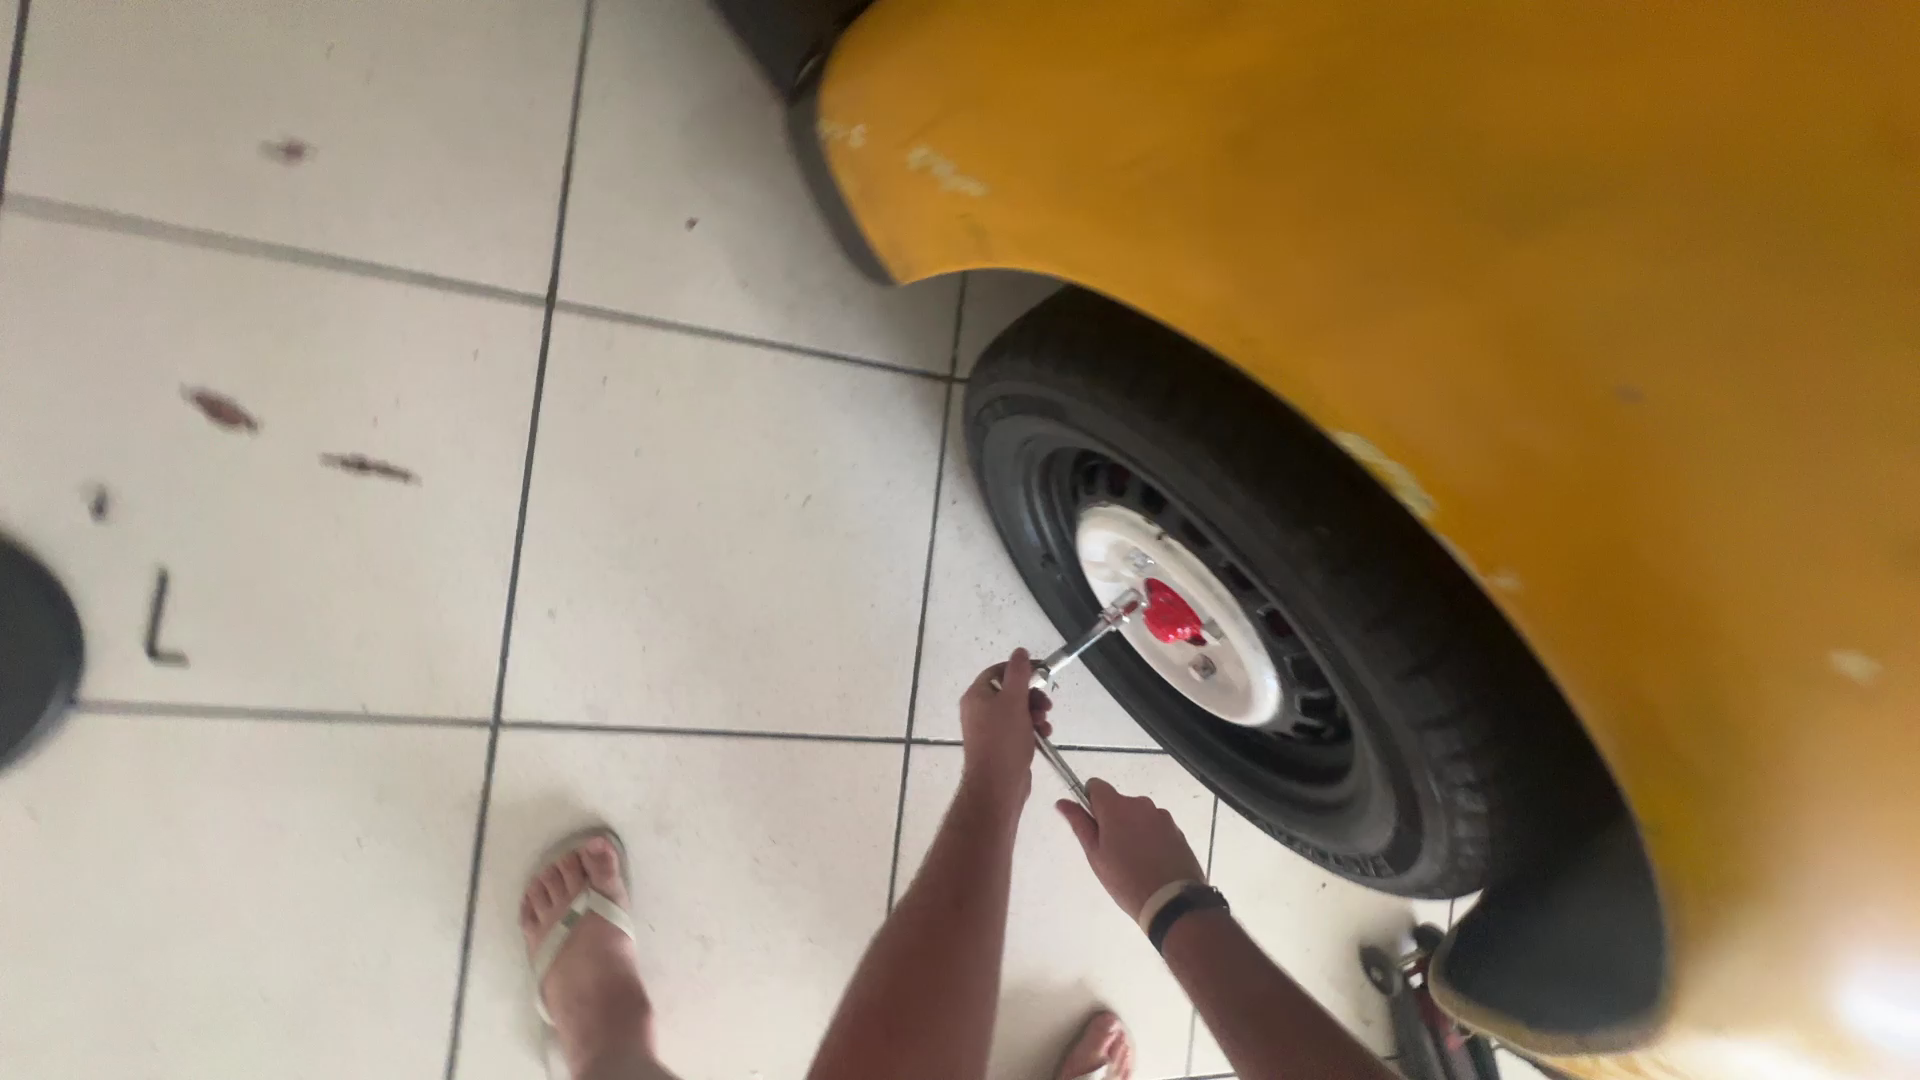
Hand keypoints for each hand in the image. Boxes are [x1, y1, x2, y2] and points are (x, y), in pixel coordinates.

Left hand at [958, 649, 1053, 811]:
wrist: (998, 785)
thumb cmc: (1003, 739)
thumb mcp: (1013, 700)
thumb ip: (1019, 674)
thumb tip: (1020, 651)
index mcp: (976, 695)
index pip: (998, 671)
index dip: (1020, 670)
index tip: (1041, 674)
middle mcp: (979, 710)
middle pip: (1009, 691)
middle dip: (1031, 696)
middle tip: (1046, 704)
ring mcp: (988, 729)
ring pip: (1017, 711)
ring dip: (1035, 713)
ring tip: (1044, 723)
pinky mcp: (999, 745)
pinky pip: (1017, 729)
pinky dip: (1031, 729)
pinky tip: (1043, 735)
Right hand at [1058, 778, 1206, 918]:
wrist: (1172, 902)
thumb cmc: (1125, 880)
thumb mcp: (1095, 855)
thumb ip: (1079, 823)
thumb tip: (1062, 803)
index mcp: (1116, 806)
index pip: (1095, 785)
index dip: (1090, 802)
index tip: (1093, 825)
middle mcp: (1140, 803)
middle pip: (1119, 802)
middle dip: (1113, 819)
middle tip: (1112, 851)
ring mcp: (1162, 816)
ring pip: (1138, 815)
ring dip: (1133, 829)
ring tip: (1135, 861)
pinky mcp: (1178, 830)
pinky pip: (1156, 827)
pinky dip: (1151, 838)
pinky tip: (1153, 863)